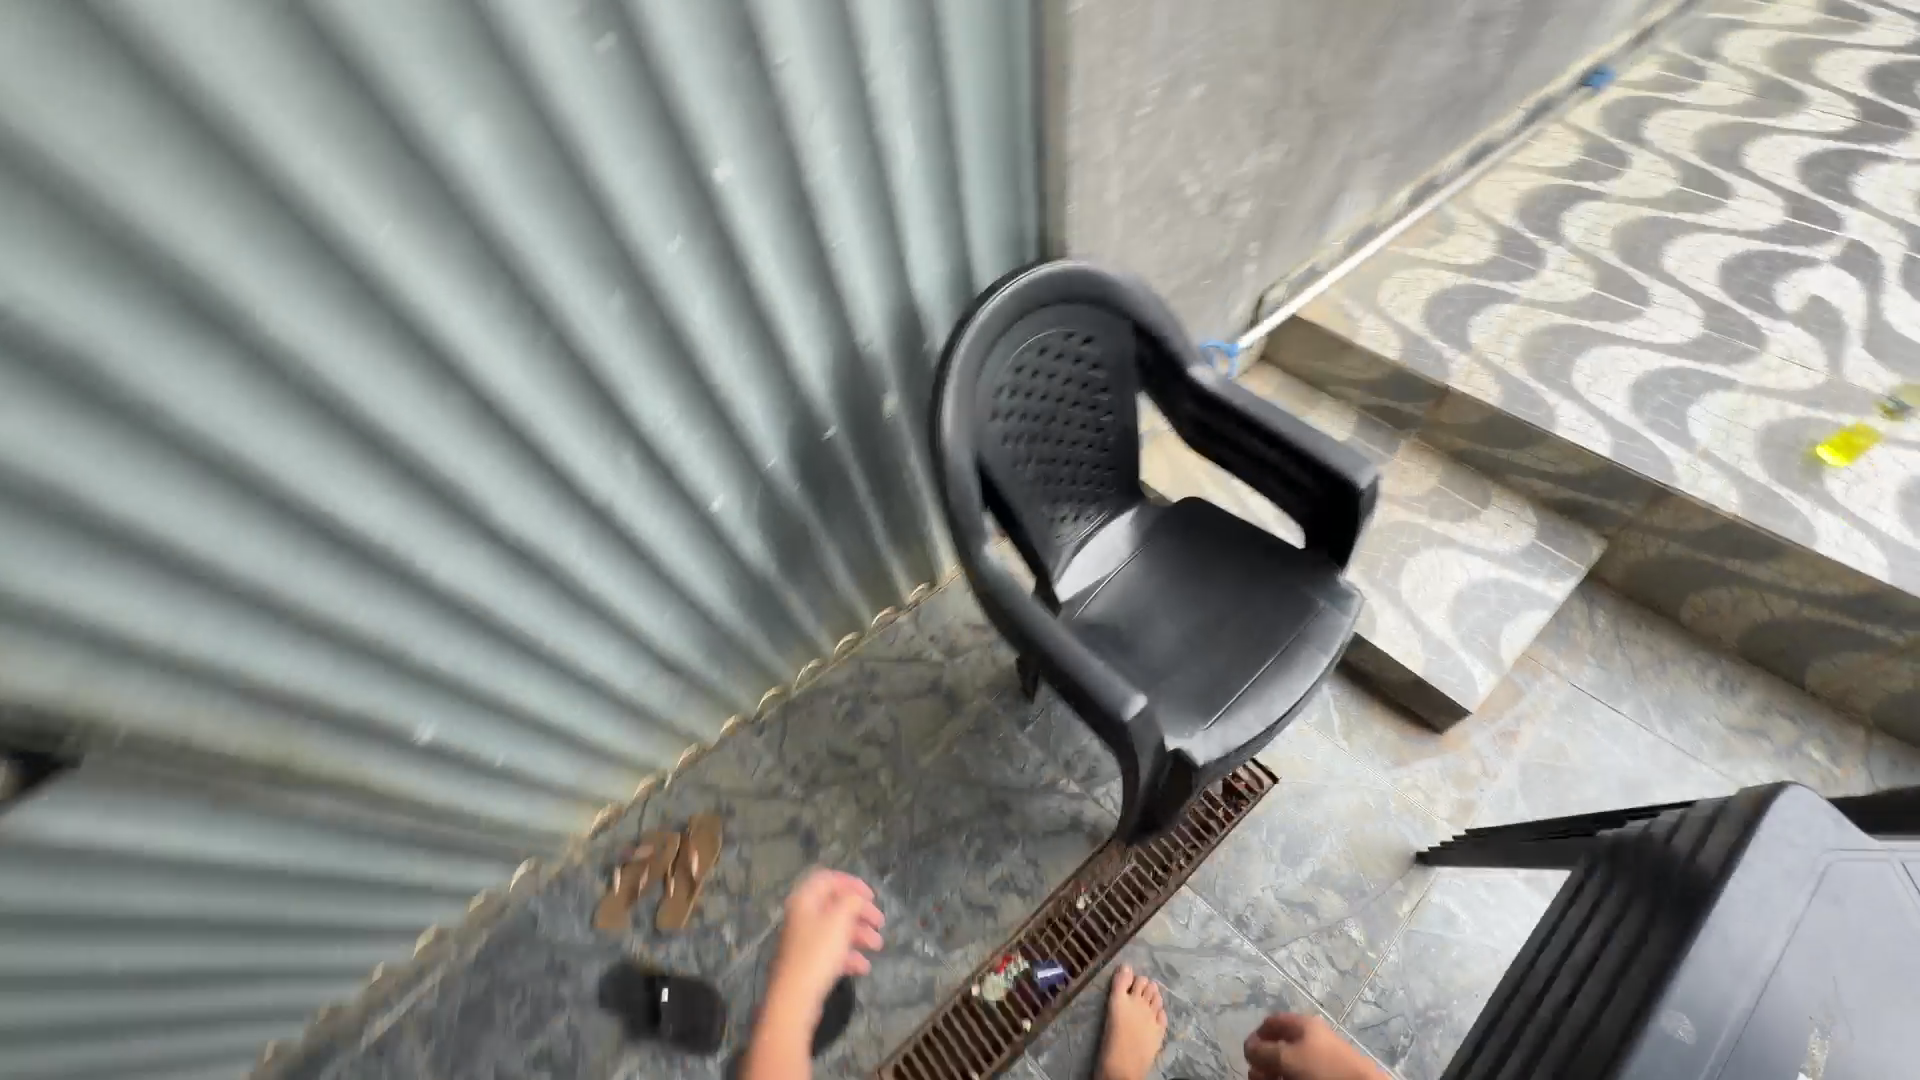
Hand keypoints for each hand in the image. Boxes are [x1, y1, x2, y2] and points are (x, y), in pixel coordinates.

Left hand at [766, 869, 885, 1019]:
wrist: (794, 1000)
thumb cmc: (818, 953)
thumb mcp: (840, 920)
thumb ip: (852, 901)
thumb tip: (857, 898)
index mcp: (805, 900)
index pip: (829, 879)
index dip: (852, 883)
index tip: (872, 896)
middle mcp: (803, 916)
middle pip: (836, 906)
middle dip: (861, 913)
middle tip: (880, 922)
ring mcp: (805, 941)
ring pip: (837, 929)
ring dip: (859, 935)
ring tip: (877, 946)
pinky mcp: (808, 963)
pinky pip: (832, 952)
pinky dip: (849, 956)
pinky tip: (863, 967)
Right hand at [1244, 1013, 1388, 1079]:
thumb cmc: (1323, 1070)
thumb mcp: (1286, 1057)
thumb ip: (1262, 1051)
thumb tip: (1248, 1048)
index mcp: (1303, 1024)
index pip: (1271, 1023)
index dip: (1256, 1037)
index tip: (1248, 1055)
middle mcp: (1311, 1038)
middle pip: (1279, 1046)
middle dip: (1264, 1060)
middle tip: (1256, 1075)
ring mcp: (1321, 1060)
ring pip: (1290, 1065)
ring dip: (1274, 1074)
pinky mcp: (1328, 1076)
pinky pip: (1302, 1075)